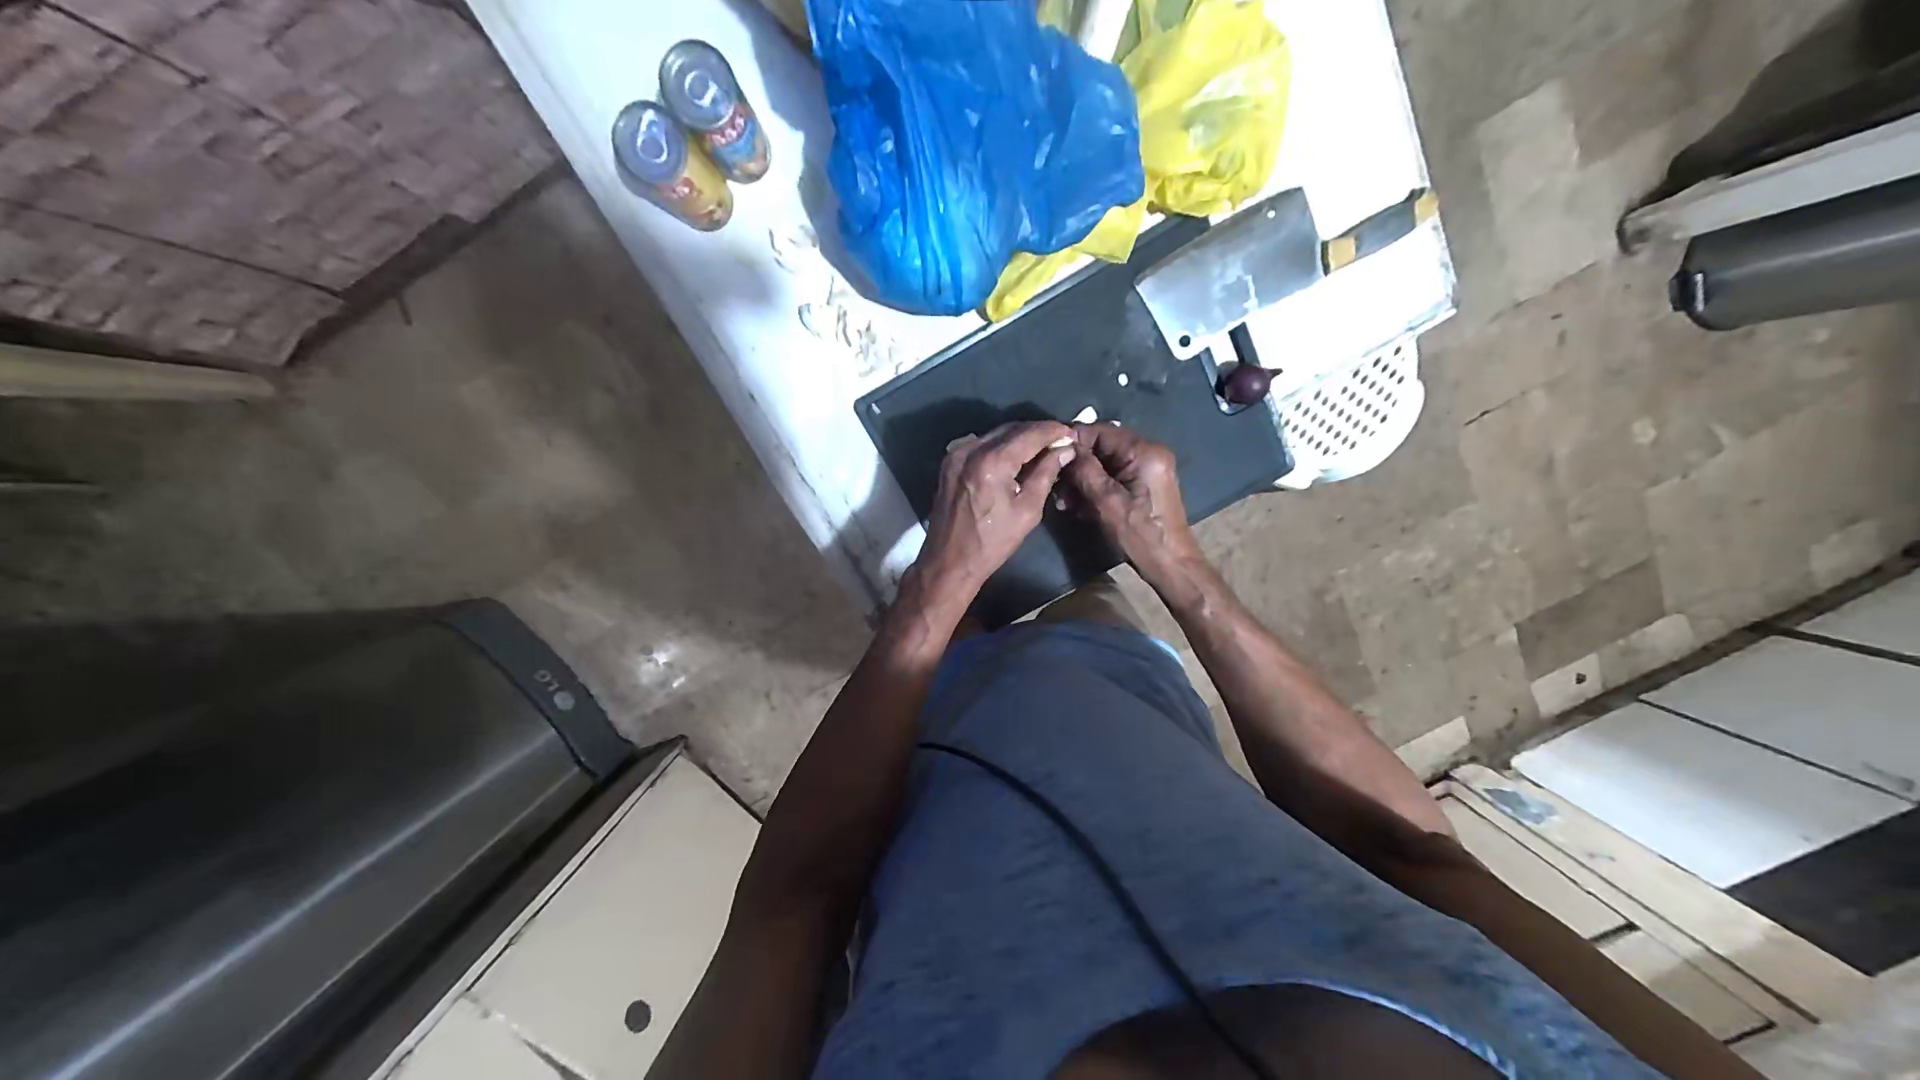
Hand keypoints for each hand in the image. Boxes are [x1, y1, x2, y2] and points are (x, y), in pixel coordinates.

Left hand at [913, 420, 1075, 606]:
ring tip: (1041, 450)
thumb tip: (1065, 450)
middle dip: (1037, 432)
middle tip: (1060, 441)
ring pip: (996, 434)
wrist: (948, 561)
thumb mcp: (1027, 511)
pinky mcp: (949, 462)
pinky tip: (1014, 458)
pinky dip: (1000, 446)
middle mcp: (971, 449)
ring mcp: (956, 454)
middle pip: (1011, 428)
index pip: (1030, 433)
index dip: (1054, 430)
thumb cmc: (992, 543)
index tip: (1071, 434)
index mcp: (992, 462)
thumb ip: (1046, 474)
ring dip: (1019, 438)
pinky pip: (981, 444)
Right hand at [1064, 424, 1208, 599]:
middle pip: (1103, 447)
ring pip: (1106, 464)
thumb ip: (1084, 470)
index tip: (1049, 456)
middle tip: (1056, 487)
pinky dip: (1096, 488)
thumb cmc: (1139, 534)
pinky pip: (1115, 477)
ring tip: (1065, 502)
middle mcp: (1150, 453)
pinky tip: (1079, 507)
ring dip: (1083, 480)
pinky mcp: (1145, 485)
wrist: (1171, 565)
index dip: (1073, 441)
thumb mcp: (1106, 502)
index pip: (1101, 431)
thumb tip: (1064, 446)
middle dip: (1077, 466)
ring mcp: (1149, 469)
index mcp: (1144, 452)